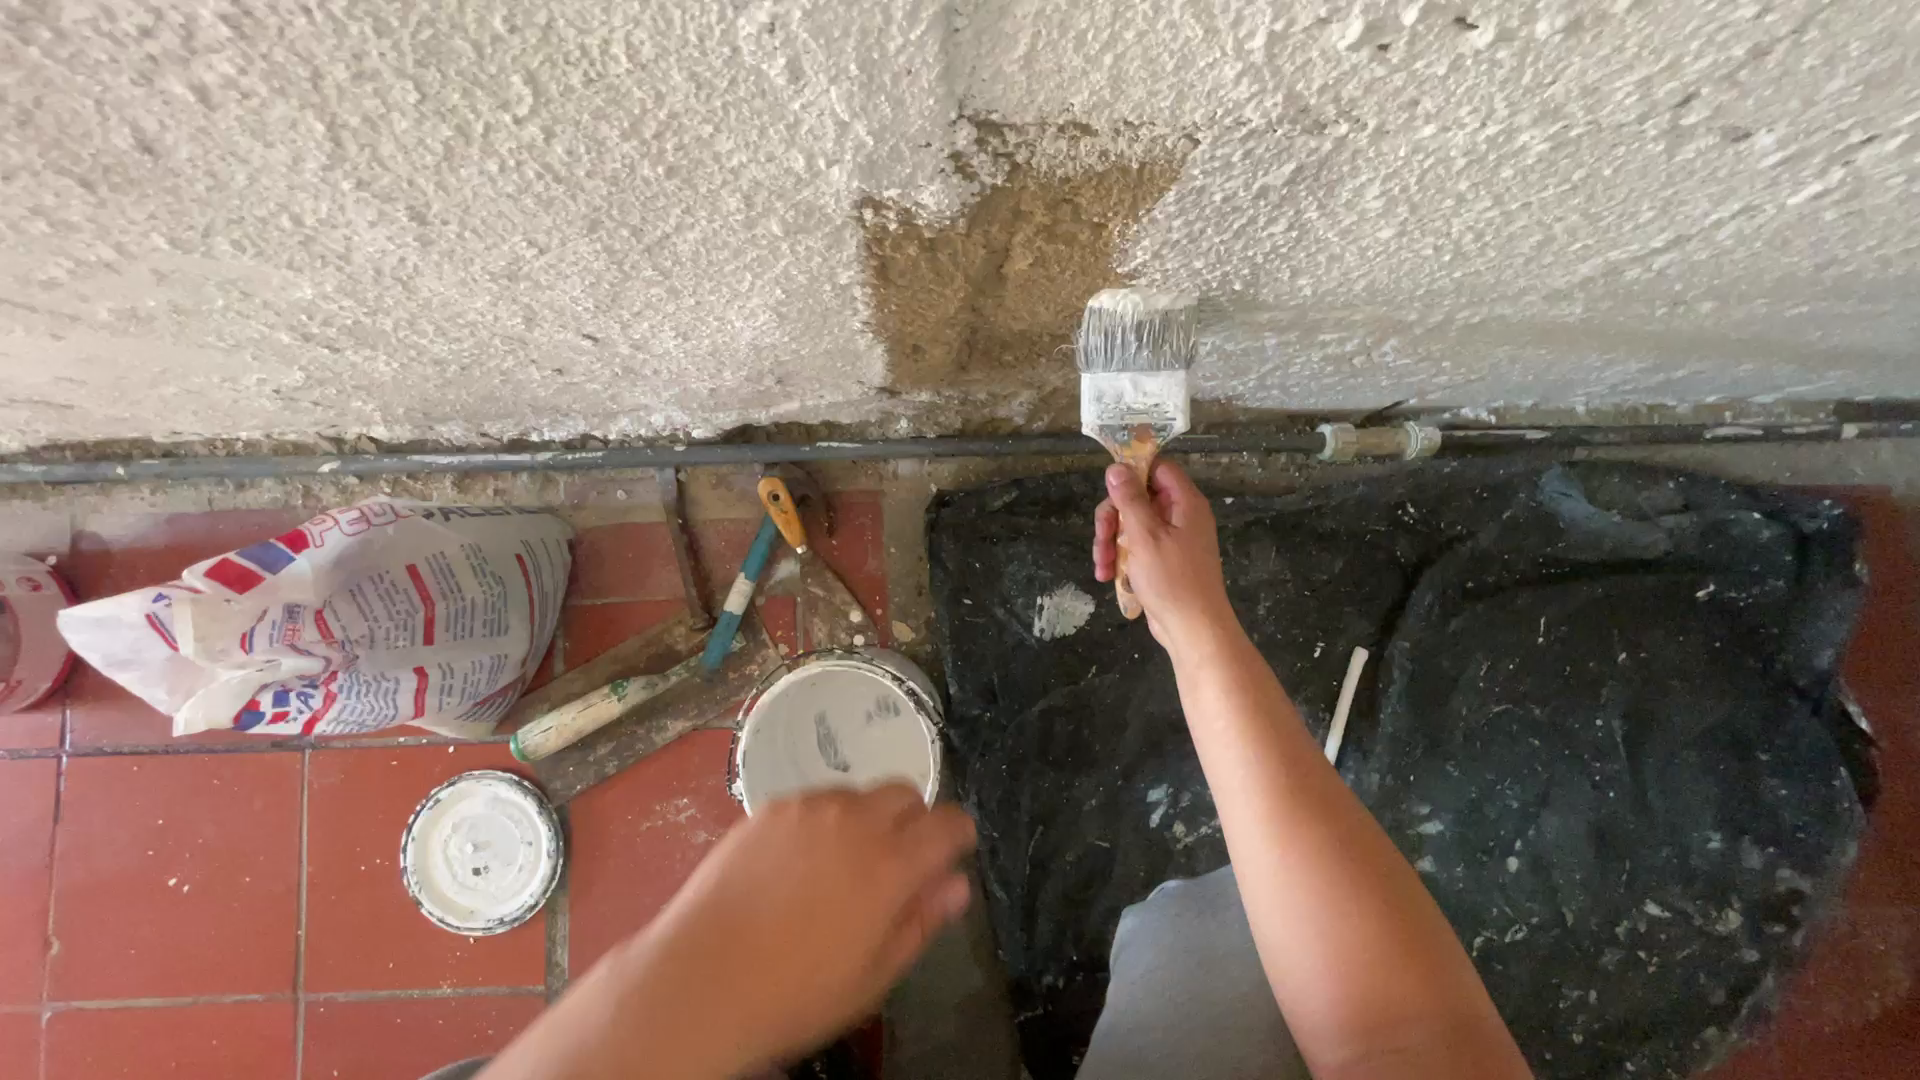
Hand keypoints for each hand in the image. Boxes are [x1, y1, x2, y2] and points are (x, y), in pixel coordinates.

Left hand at [620, 786, 976, 1074]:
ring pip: (857, 795)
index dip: (958, 835)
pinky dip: (821, 822)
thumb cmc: (795, 993)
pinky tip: (794, 865)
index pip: (948, 822)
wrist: (700, 980)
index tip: (952, 853)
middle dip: (913, 820)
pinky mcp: (769, 807)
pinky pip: (813, 802)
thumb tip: (957, 884)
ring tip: (837, 869)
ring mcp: (809, 807)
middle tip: (893, 865)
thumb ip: (921, 920)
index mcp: (892, 863)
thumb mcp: (873, 974)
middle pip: (906, 793)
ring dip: (865, 820)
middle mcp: (856, 820)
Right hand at [1093, 459, 1234, 654]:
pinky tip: (1108, 575)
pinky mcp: (1163, 561)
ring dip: (1111, 541)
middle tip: (1101, 537)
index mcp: (1185, 503)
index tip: (1109, 486)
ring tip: (1101, 566)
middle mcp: (1181, 516)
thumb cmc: (1173, 579)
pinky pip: (1137, 547)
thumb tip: (1117, 468)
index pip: (1158, 468)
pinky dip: (1121, 558)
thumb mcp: (1145, 536)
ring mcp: (1172, 540)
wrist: (1193, 629)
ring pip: (1132, 525)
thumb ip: (1129, 499)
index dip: (1133, 472)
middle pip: (1138, 498)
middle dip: (1113, 517)